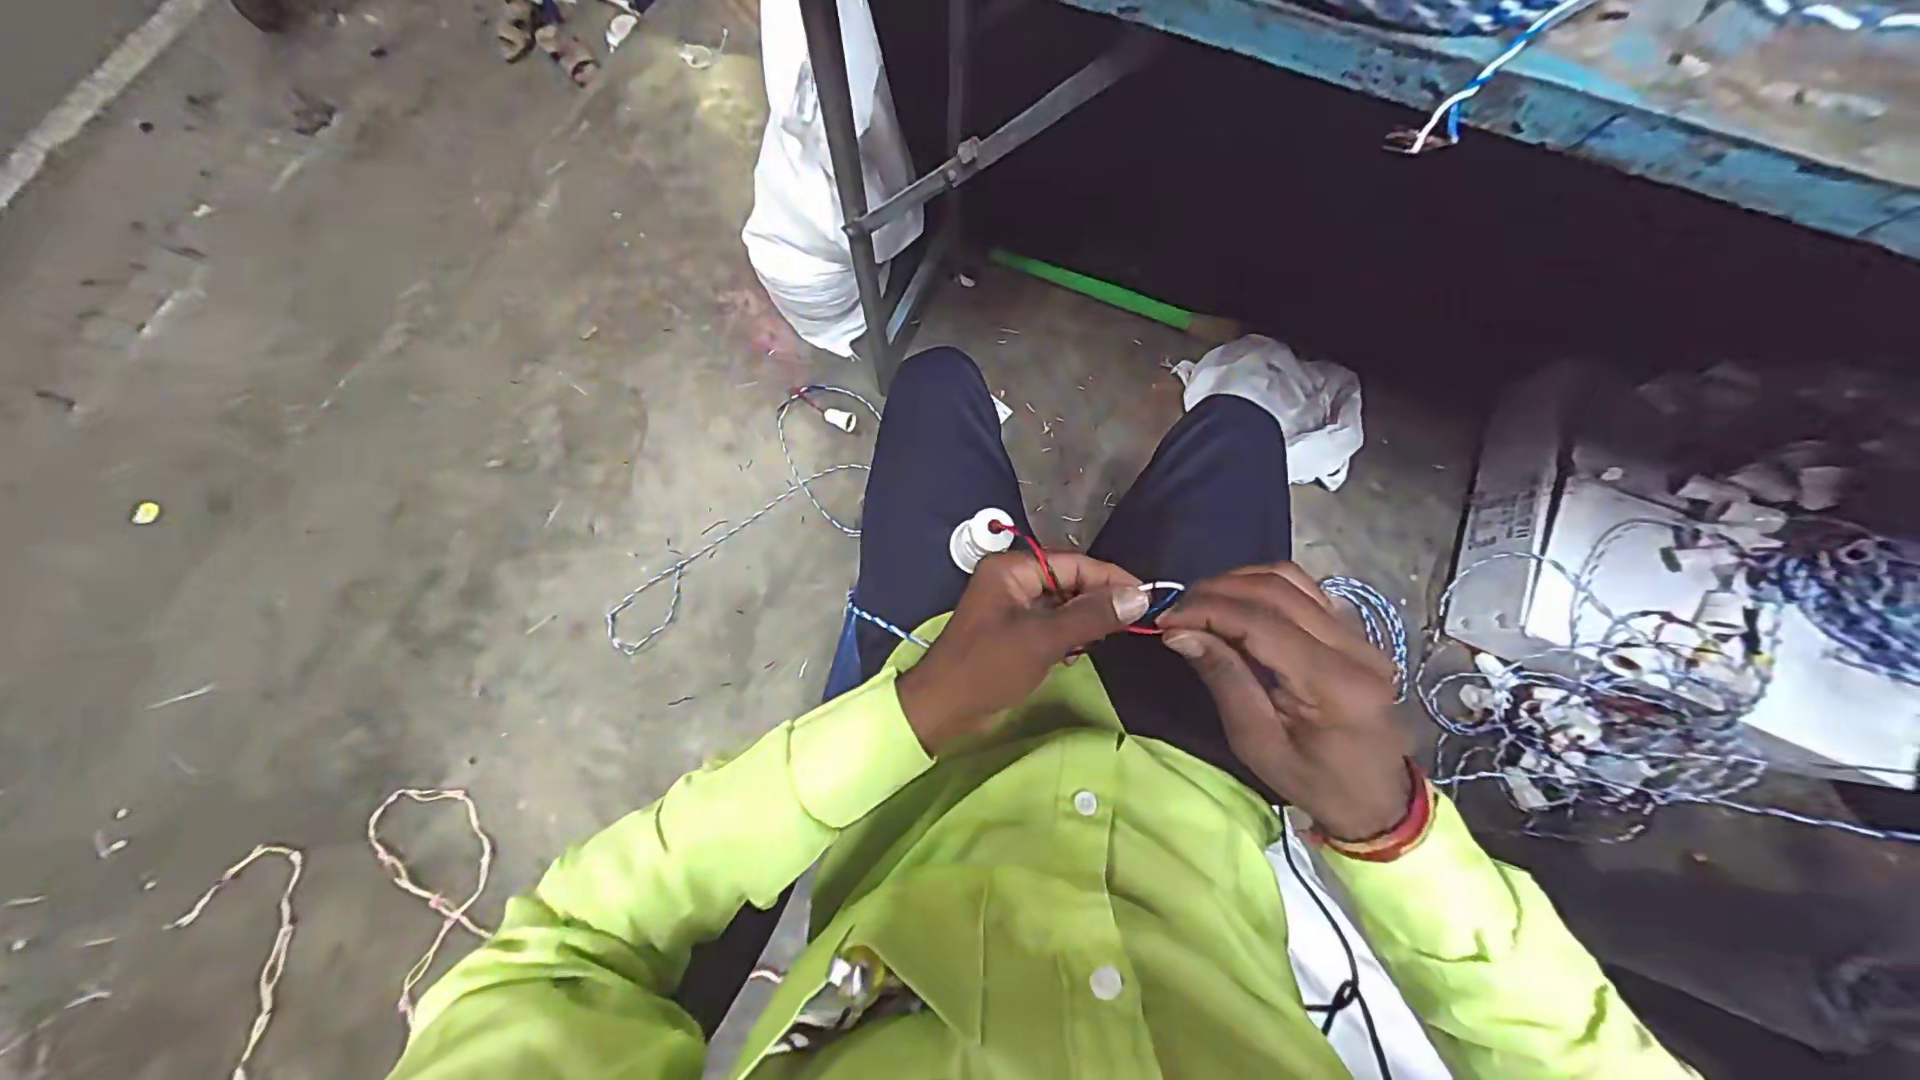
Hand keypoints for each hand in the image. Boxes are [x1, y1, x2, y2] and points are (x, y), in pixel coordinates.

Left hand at [897, 551, 1144, 754]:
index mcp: (1011, 568)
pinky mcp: (1016, 630)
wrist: (943, 708)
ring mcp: (1013, 606)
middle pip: (1070, 580)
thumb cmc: (987, 667)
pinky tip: (1078, 651)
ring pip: (1064, 603)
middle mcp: (1012, 579)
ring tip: (1107, 636)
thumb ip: (1091, 615)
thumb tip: (1139, 597)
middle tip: (1134, 619)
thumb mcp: (1043, 639)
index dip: (1111, 578)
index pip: (1073, 563)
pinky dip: (1070, 634)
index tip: (1146, 596)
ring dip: (1086, 619)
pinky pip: (1053, 622)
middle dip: (1099, 599)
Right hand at [1156, 563, 1410, 840]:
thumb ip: (1223, 677)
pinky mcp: (1356, 631)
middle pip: (1275, 590)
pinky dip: (1261, 586)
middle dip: (1215, 592)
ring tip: (1201, 604)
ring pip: (1289, 579)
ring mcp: (1360, 635)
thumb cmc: (1312, 780)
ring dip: (1237, 582)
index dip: (1206, 610)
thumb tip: (1178, 632)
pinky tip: (1236, 604)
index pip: (1260, 621)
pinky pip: (1303, 589)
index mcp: (1332, 683)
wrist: (1377, 798)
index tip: (1165, 619)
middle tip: (1176, 610)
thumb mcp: (1255, 741)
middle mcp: (1354, 648)